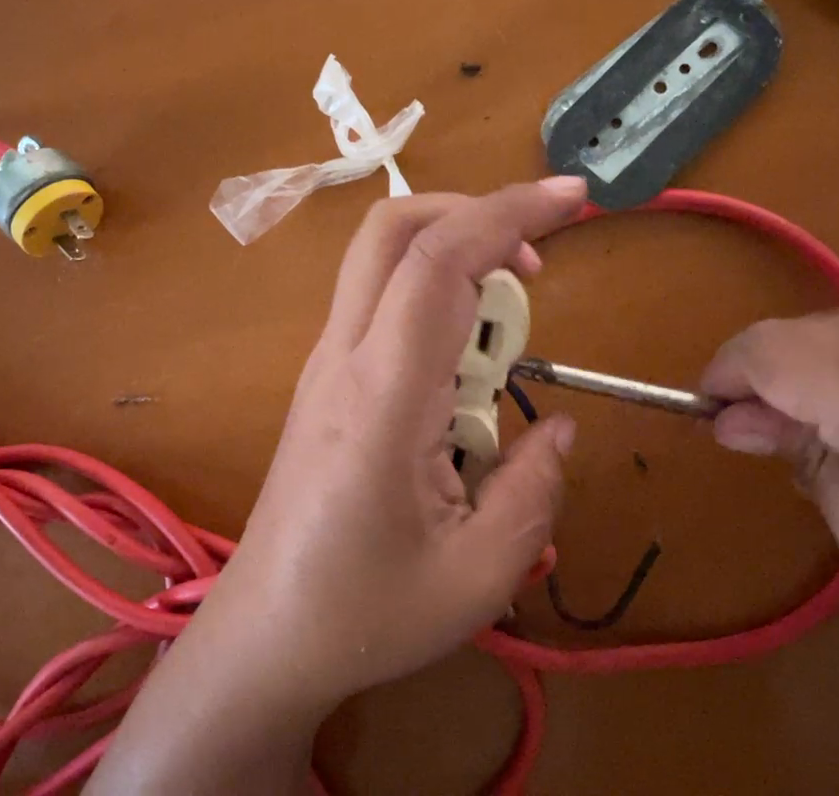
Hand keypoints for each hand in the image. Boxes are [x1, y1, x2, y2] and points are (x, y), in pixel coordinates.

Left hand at [89, 179, 586, 794]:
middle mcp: (344, 359)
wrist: (264, 639)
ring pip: (381, 262)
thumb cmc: (366, 613)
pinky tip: (463, 372)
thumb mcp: (480, 574)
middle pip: (391, 231)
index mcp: (383, 395)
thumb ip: (535, 490)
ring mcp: (324, 366)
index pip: (438, 262)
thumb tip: (557, 428)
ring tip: (508, 331)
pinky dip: (431, 300)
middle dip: (472, 212)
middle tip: (537, 260)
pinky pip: (378, 306)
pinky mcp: (321, 383)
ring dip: (452, 259)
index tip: (574, 199)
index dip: (508, 212)